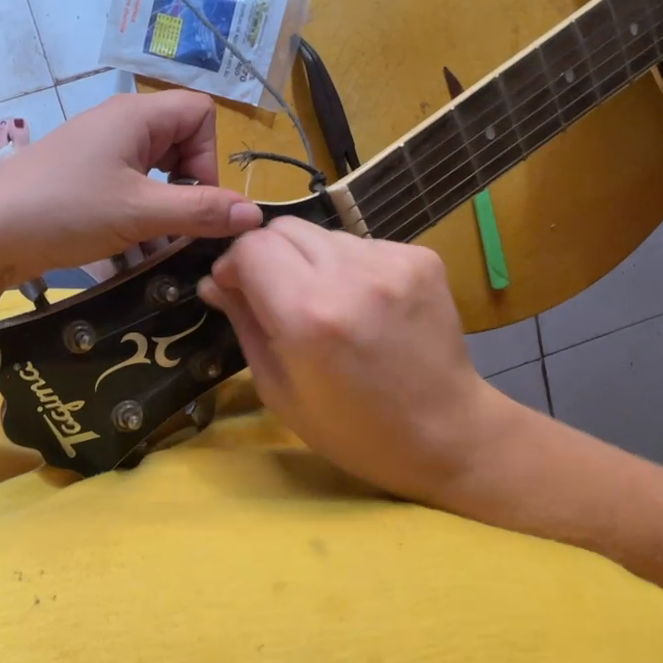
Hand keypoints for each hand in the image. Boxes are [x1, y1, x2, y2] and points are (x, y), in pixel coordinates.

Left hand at [0, 90, 262, 285]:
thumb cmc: (66, 211)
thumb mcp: (141, 213)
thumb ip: (200, 212)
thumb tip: (256, 214)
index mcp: (135, 115)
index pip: (200, 112)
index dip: (210, 155)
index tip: (198, 199)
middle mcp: (118, 125)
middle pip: (179, 144)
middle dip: (188, 189)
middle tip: (178, 228)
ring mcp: (97, 154)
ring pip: (153, 175)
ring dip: (162, 213)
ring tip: (152, 251)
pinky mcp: (80, 181)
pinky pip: (127, 192)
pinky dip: (136, 220)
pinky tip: (127, 254)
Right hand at [198, 217, 511, 502]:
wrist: (447, 434)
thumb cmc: (353, 429)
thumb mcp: (280, 389)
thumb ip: (244, 324)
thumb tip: (214, 280)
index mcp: (307, 315)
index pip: (251, 247)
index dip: (234, 264)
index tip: (234, 289)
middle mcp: (350, 276)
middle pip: (284, 228)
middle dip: (267, 257)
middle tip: (275, 297)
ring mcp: (393, 262)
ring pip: (323, 235)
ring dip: (309, 261)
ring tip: (326, 306)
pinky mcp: (422, 257)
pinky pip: (362, 245)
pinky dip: (349, 268)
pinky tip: (362, 306)